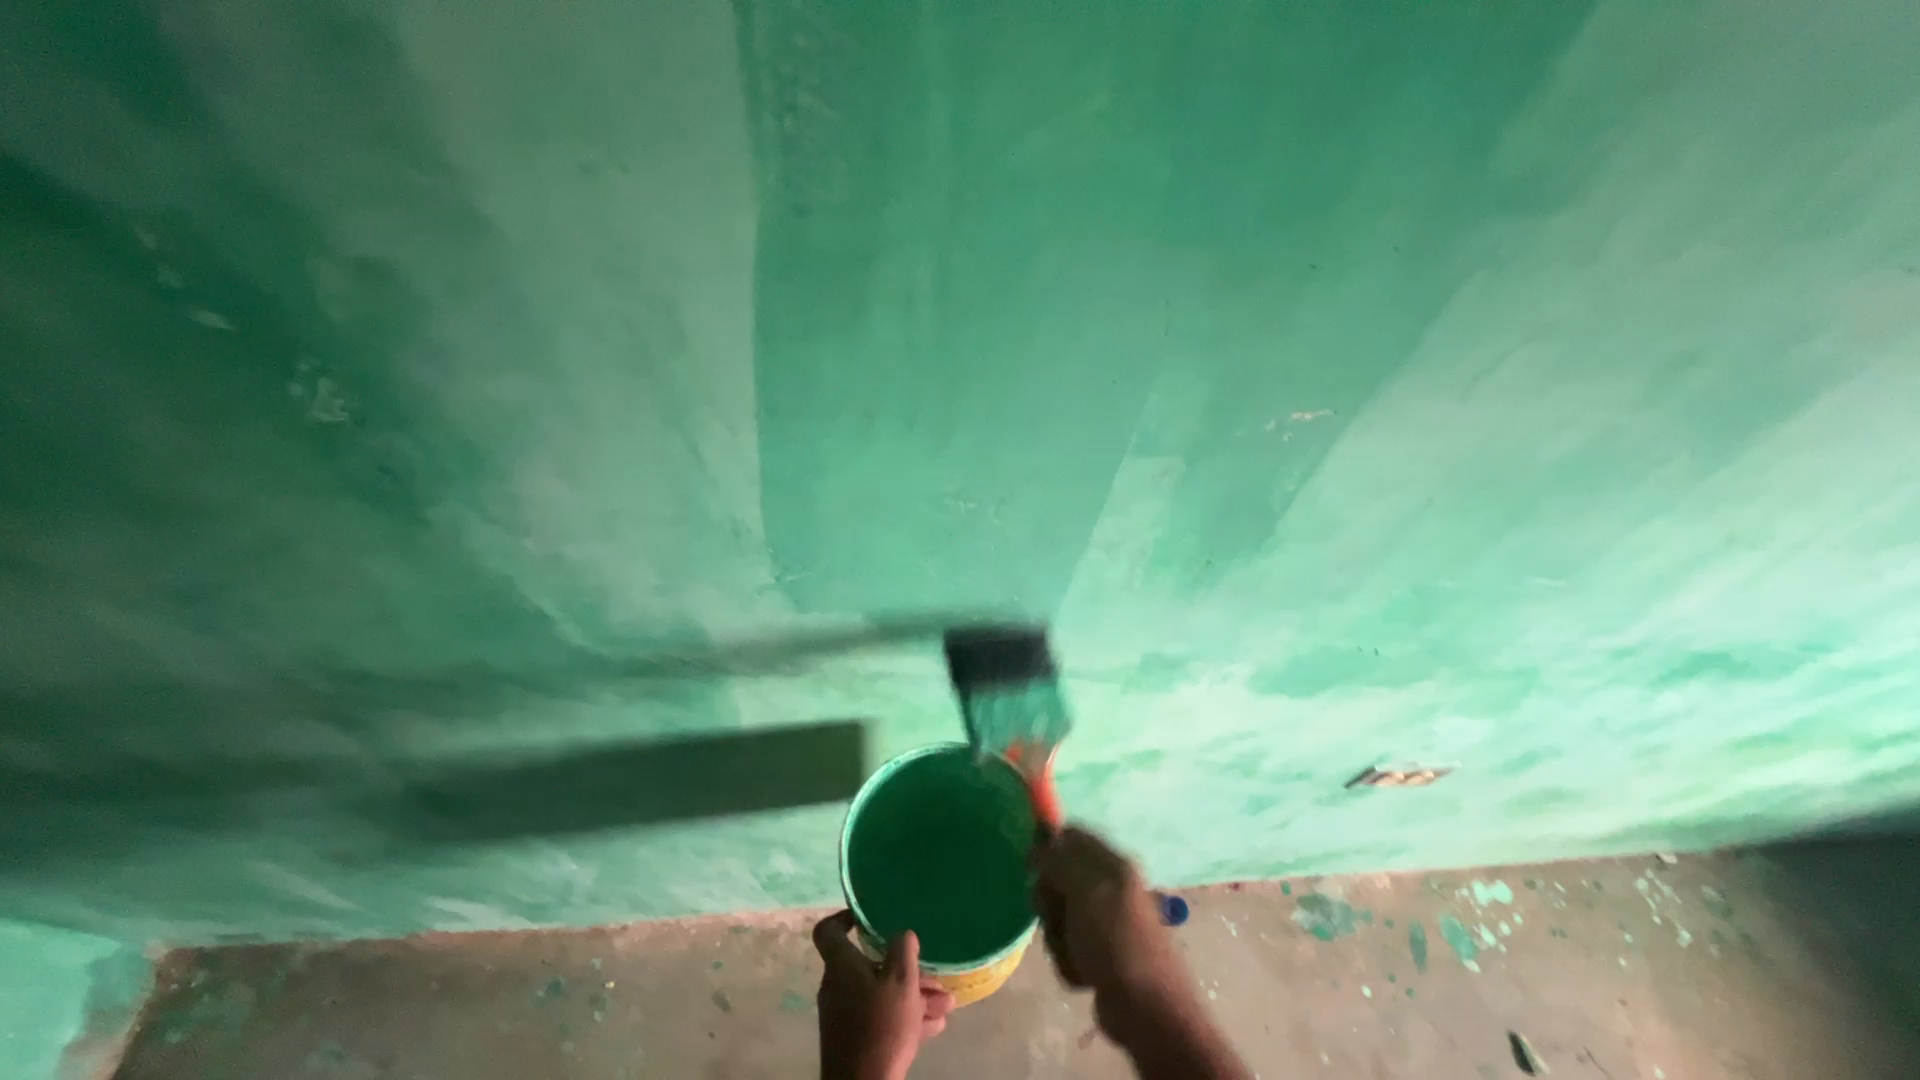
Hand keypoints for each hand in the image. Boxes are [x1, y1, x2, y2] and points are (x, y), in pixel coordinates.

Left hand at [813, 910, 956, 1079]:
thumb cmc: (881, 1026)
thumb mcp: (901, 981)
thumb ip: (903, 950)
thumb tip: (902, 934)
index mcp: (841, 965)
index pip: (829, 931)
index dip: (845, 917)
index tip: (869, 918)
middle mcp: (838, 986)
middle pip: (869, 965)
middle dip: (905, 968)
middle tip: (933, 974)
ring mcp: (844, 1014)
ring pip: (881, 993)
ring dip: (913, 995)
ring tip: (945, 1003)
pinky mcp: (854, 1039)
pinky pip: (880, 1016)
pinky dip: (905, 1016)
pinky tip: (935, 1025)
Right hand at [1031, 827, 1197, 1031]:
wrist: (1146, 1007)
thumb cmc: (1116, 941)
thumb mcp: (1085, 889)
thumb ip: (1059, 859)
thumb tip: (1040, 839)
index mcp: (1114, 863)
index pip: (1072, 836)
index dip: (1048, 847)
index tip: (1032, 867)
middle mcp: (1111, 887)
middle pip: (1059, 877)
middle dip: (1051, 901)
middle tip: (1058, 916)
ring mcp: (1105, 921)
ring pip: (1058, 914)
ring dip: (1058, 935)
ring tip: (1075, 952)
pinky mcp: (1099, 950)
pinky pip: (1067, 943)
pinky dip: (1068, 957)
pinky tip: (1082, 972)